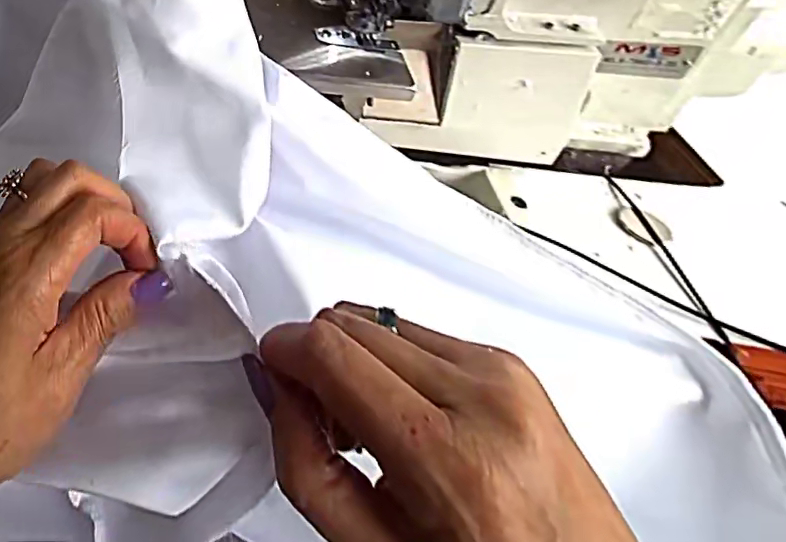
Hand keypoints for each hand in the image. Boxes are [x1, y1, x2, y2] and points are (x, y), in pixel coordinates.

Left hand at [0, 160, 166, 541]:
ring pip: (46, 177)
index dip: (132, 230)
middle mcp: (5, 245)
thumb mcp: (56, 382)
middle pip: (70, 176)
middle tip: (134, 249)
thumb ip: (103, 317)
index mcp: (25, 275)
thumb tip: (147, 281)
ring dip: (87, 196)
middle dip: (115, 202)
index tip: (147, 271)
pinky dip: (62, 203)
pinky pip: (27, 199)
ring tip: (109, 243)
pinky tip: (76, 248)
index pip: (91, 211)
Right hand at [254, 304, 634, 541]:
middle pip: (351, 324)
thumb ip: (306, 465)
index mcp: (450, 460)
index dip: (285, 350)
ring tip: (373, 424)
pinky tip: (409, 414)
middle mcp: (483, 398)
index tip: (275, 366)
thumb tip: (280, 388)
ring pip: (380, 319)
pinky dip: (394, 360)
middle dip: (318, 358)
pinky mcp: (511, 363)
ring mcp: (503, 374)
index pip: (332, 351)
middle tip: (325, 417)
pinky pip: (418, 330)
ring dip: (356, 358)